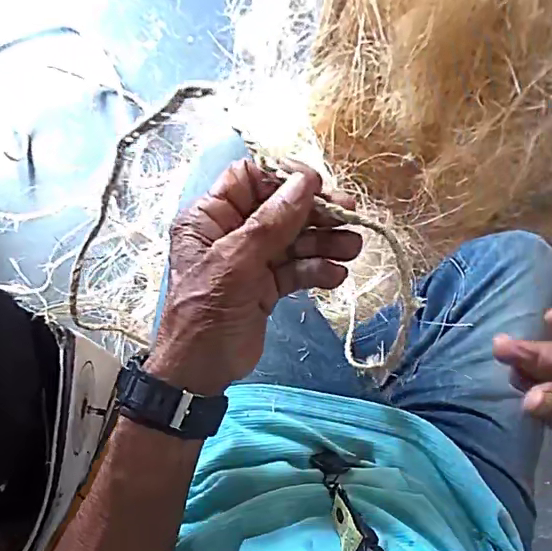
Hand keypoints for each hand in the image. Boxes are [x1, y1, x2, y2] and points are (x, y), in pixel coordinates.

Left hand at [149, 159, 362, 394]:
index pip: (249, 178)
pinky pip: (295, 270)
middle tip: (349, 216)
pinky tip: (334, 276)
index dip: (283, 178)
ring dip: (324, 242)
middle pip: (279, 208)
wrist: (199, 371)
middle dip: (314, 212)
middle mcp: (230, 234)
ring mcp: (249, 262)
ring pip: (293, 240)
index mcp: (210, 218)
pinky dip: (316, 270)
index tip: (316, 186)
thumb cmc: (206, 313)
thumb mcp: (235, 263)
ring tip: (352, 249)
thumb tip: (305, 182)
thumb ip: (271, 223)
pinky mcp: (265, 288)